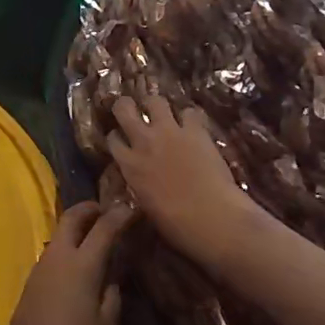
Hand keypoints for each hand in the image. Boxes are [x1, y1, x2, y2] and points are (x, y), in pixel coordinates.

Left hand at [0, 200, 134, 324]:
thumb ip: (112, 289)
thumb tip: (113, 269)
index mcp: (81, 263)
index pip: (105, 226)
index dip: (122, 213)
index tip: (136, 207)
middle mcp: (58, 256)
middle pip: (72, 217)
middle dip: (91, 209)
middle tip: (110, 213)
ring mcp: (40, 268)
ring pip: (59, 233)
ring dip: (78, 228)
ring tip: (98, 238)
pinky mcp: (31, 282)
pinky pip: (53, 252)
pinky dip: (68, 247)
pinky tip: (80, 264)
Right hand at [108, 96, 270, 268]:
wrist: (211, 217)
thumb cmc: (176, 224)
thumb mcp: (146, 204)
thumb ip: (140, 182)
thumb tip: (142, 177)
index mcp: (129, 165)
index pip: (113, 139)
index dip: (117, 137)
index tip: (121, 139)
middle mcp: (143, 141)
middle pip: (124, 108)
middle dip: (125, 105)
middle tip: (131, 107)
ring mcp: (169, 132)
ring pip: (155, 100)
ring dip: (157, 105)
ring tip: (162, 112)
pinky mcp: (195, 130)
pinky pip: (189, 112)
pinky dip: (190, 117)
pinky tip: (193, 125)